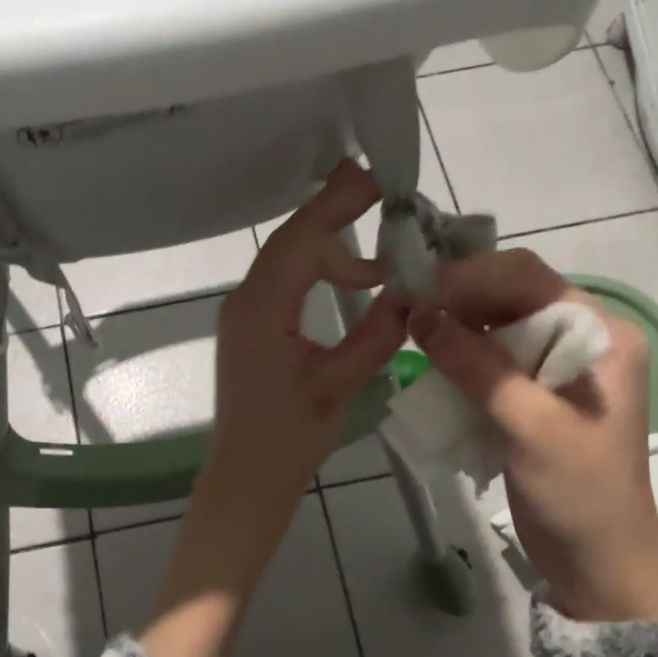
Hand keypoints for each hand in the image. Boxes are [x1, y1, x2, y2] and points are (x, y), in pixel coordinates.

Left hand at [204, 159, 409, 520]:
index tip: (377, 179)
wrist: (246, 478)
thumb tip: (412, 291)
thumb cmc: (288, 439)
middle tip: (380, 188)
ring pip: (288, 259)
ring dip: (332, 246)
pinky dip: (320, 271)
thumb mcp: (338, 385)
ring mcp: (245, 313)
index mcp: (261, 308)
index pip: (300, 240)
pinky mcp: (253, 327)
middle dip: (334, 211)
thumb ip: (377, 333)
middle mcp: (245, 300)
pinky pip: (286, 282)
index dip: (337, 205)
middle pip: (291, 241)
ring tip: (382, 249)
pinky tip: (355, 281)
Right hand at [410, 252, 657, 621]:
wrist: (598, 564)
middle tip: (406, 310)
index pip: (530, 278)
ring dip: (455, 326)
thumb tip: (421, 314)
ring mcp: (558, 366)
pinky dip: (459, 356)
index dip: (471, 278)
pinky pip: (490, 357)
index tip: (418, 294)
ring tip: (409, 332)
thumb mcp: (529, 425)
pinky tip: (430, 363)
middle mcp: (583, 338)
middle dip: (459, 298)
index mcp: (603, 334)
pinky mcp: (534, 393)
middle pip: (512, 295)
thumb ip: (477, 366)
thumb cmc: (579, 493)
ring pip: (496, 324)